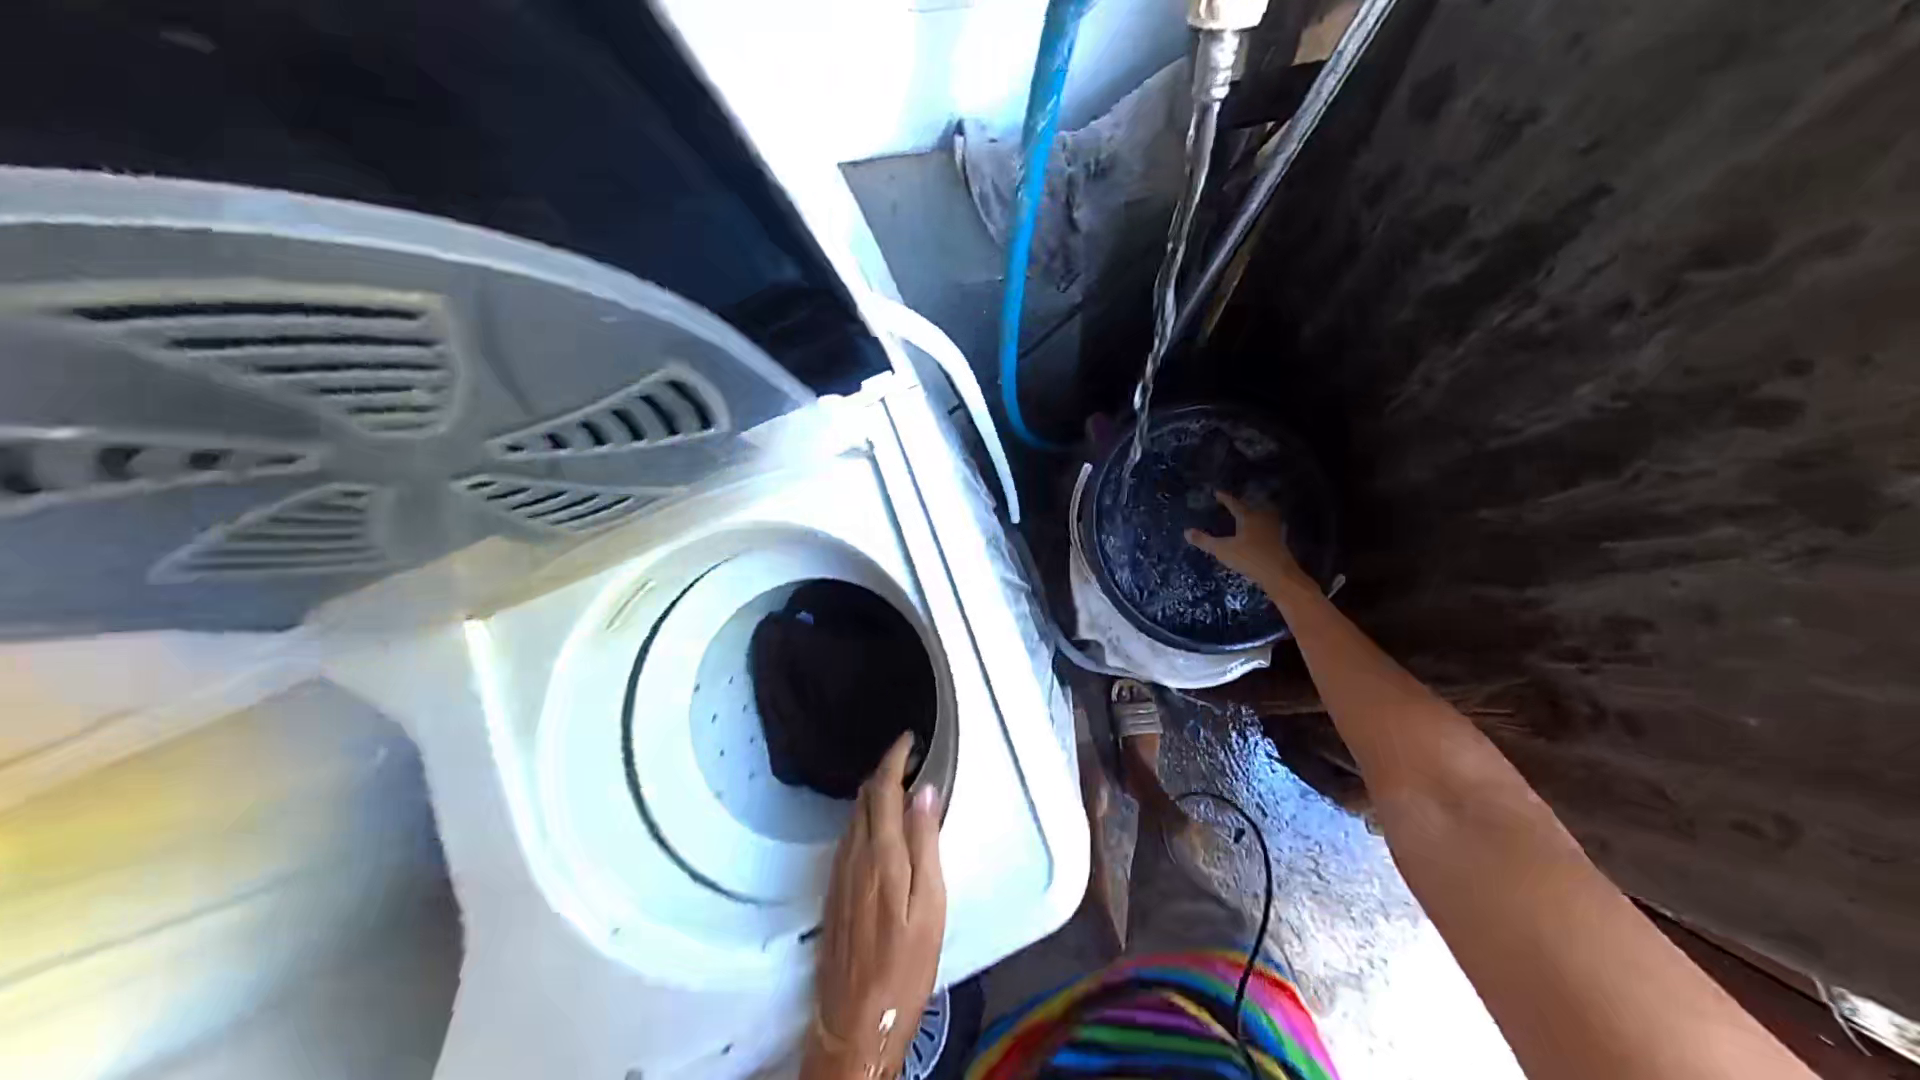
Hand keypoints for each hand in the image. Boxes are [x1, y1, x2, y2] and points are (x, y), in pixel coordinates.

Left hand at [801, 733, 945, 1079]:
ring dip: (874, 791)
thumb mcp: (930, 906)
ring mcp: (840, 870)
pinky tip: (880, 825)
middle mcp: (854, 853)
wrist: (854, 1019)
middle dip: (885, 770)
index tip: (908, 739)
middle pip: (865, 796)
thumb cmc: (905, 964)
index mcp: (882, 854)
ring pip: (855, 814)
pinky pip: (849, 834)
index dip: (894, 757)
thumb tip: (926, 791)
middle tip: (910, 759)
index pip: (883, 788)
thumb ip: (927, 844)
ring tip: (900, 785)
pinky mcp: (834, 888)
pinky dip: (866, 815)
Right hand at [1184, 490, 1314, 591]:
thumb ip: (1204, 541)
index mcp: (1248, 517)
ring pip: (1263, 515)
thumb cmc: (1249, 558)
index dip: (1225, 498)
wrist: (1279, 574)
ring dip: (1255, 512)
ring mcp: (1274, 529)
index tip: (1217, 492)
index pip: (1234, 504)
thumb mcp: (1222, 550)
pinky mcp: (1280, 540)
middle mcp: (1262, 518)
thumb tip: (1187, 531)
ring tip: (1248, 513)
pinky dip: (1263, 525)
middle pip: (1252, 506)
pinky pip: (1269, 527)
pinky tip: (1262, 531)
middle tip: (1234, 502)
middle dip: (1242, 503)